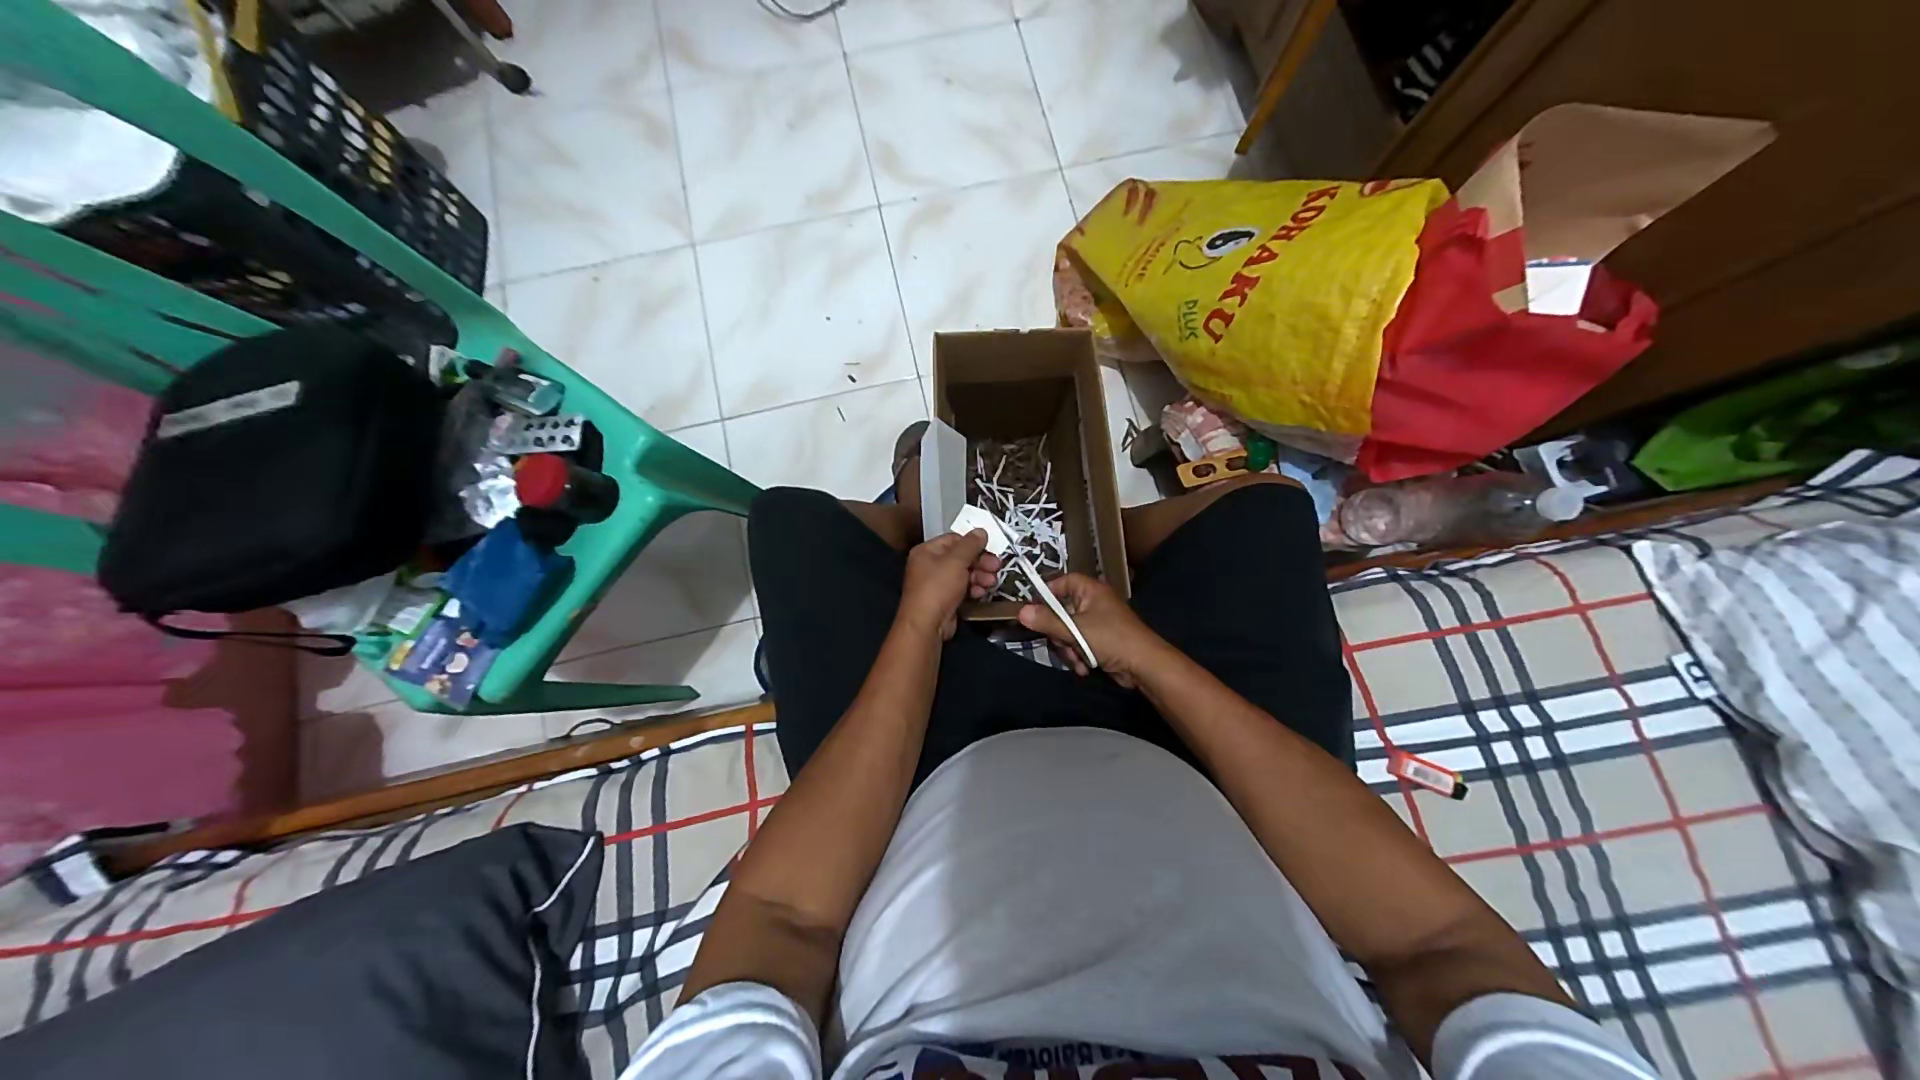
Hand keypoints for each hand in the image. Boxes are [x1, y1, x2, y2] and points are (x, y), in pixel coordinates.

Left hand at [898, 530, 999, 640]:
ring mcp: (937, 584)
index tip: (991, 548)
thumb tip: (981, 531)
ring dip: (980, 576)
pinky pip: (962, 589)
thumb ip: (971, 544)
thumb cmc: (938, 587)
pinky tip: (981, 593)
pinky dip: (973, 589)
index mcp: (927, 551)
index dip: (973, 543)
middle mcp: (930, 565)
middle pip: (961, 557)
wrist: (927, 624)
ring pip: (964, 574)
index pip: (954, 539)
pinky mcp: (944, 599)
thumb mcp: (956, 561)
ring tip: (991, 582)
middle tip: (997, 566)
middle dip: (980, 562)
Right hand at [1017, 573, 1166, 687]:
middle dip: (1058, 633)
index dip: (1046, 593)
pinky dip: (1078, 655)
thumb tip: (1021, 612)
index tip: (1033, 610)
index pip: (1062, 582)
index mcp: (1090, 591)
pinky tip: (1084, 667)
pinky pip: (1078, 643)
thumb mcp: (1076, 630)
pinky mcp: (1099, 640)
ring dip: (1068, 649)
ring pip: (1067, 631)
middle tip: (1062, 644)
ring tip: (1077, 661)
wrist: (1144, 665)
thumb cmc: (1112, 639)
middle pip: (1061, 611)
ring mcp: (1097, 622)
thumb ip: (1047, 621)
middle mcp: (1093, 602)